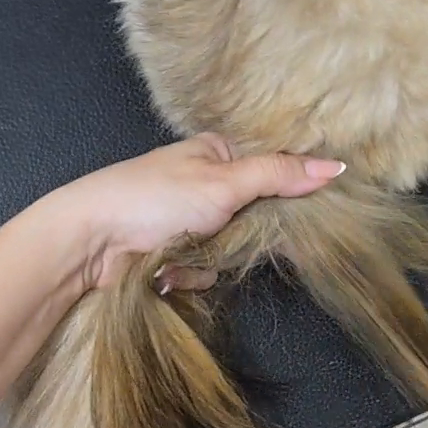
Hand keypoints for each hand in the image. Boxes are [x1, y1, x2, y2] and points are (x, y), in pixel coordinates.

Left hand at [38, 133, 343, 289]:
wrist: (90, 241)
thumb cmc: (155, 198)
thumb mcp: (224, 182)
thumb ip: (280, 175)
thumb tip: (337, 165)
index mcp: (217, 154)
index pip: (272, 171)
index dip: (289, 194)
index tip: (303, 215)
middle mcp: (205, 185)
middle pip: (255, 217)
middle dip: (241, 235)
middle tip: (225, 233)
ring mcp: (188, 222)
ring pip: (231, 251)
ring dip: (210, 258)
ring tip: (180, 250)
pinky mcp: (173, 255)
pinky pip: (204, 270)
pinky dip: (188, 273)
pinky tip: (165, 269)